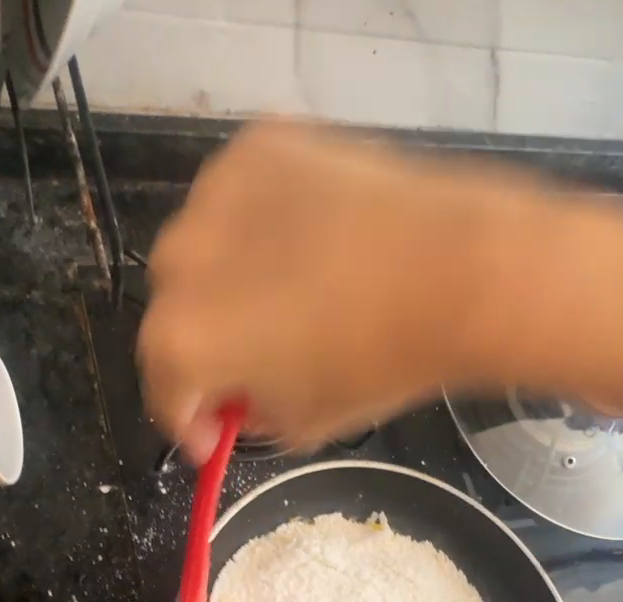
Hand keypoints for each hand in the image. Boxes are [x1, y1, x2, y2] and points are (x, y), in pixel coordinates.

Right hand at [138, 121, 550, 459]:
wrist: (458, 271)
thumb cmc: (376, 362)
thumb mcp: (301, 424)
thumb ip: (248, 417)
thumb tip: (238, 397)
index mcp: (180, 340)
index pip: (164, 391)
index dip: (190, 420)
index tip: (213, 433)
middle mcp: (176, 263)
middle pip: (174, 313)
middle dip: (204, 343)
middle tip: (249, 358)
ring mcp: (213, 193)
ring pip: (202, 248)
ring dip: (225, 277)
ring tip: (280, 290)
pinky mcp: (258, 146)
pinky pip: (241, 196)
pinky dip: (259, 220)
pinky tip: (302, 235)